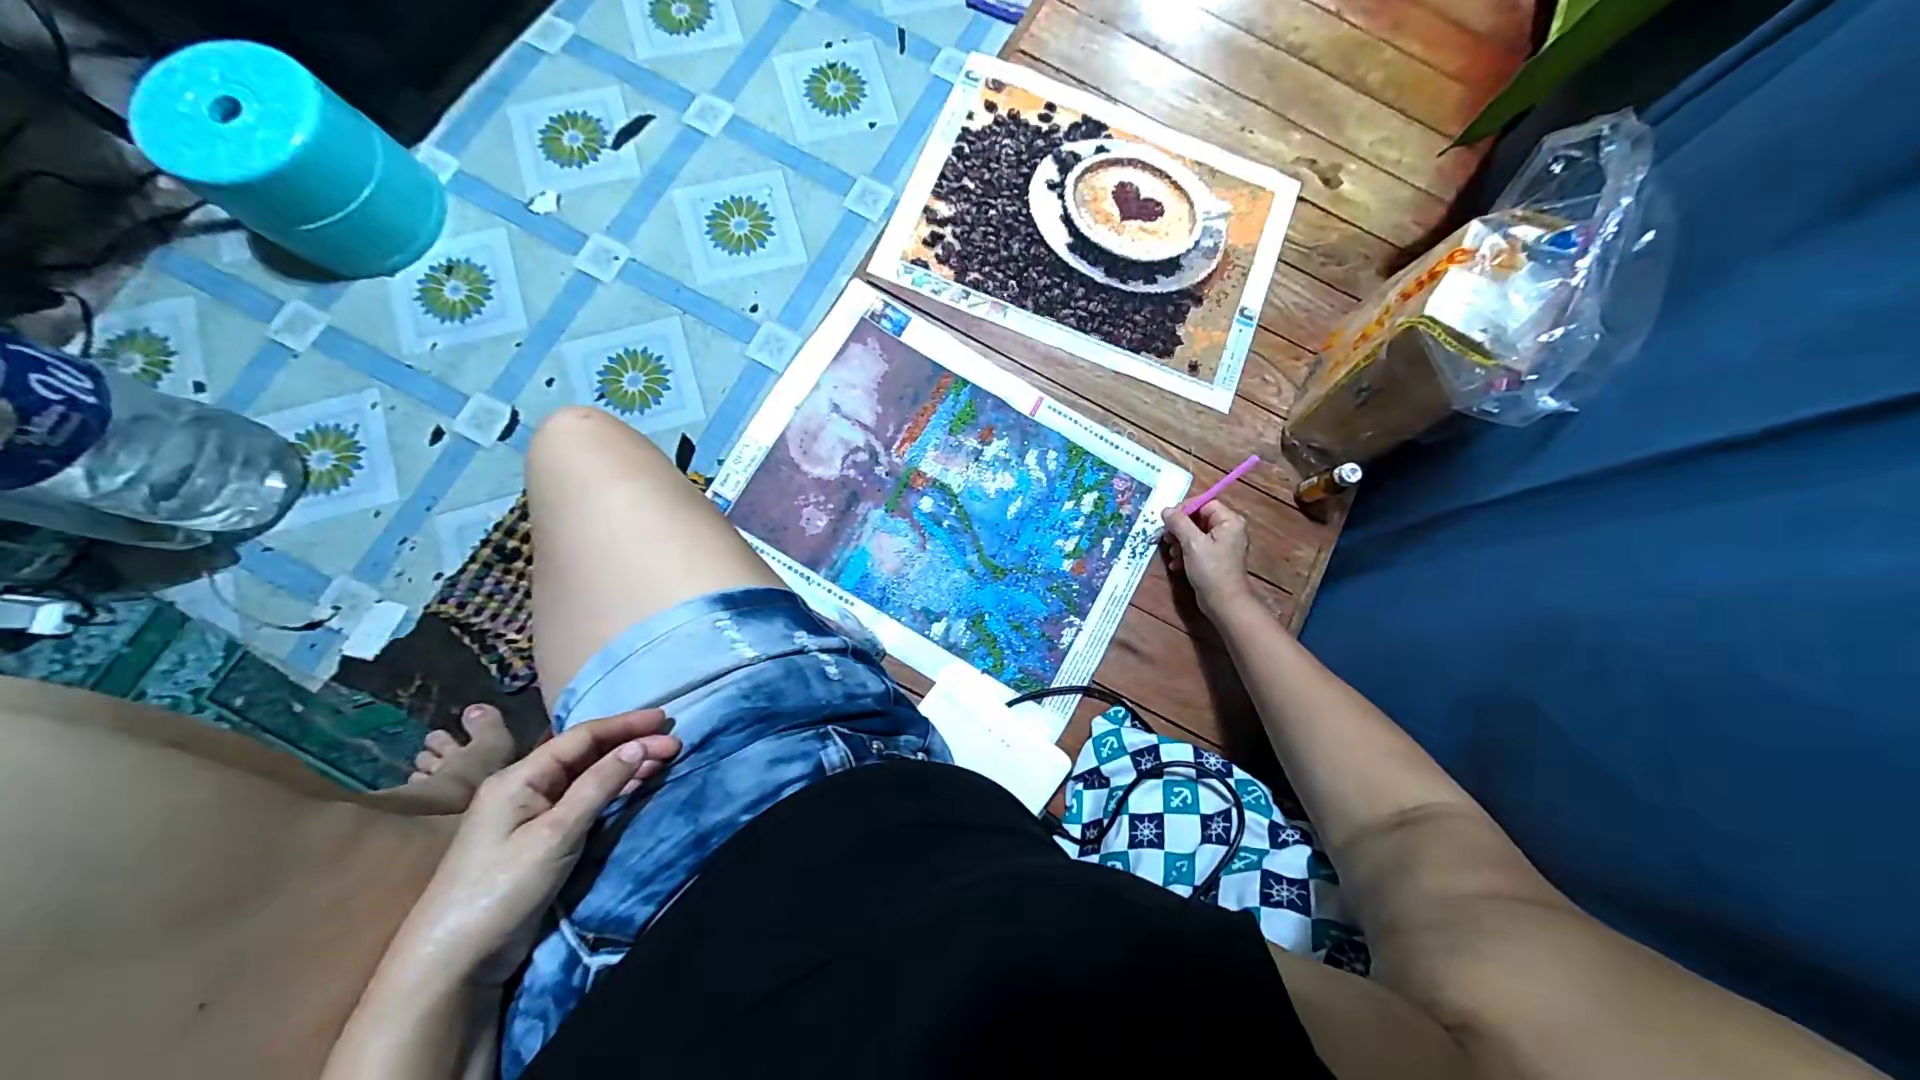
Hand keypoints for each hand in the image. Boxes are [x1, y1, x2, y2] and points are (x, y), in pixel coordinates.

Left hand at [382, 708, 680, 987]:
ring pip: (587, 776)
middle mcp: (524, 787)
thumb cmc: (502, 889)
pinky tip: (635, 786)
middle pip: (586, 754)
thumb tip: (639, 744)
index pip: (582, 737)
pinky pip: (582, 800)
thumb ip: (599, 785)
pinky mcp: (538, 839)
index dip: (625, 724)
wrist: (453, 962)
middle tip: (674, 744)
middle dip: (631, 744)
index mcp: (519, 777)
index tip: (665, 718)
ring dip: (625, 767)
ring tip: (664, 760)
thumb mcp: (556, 834)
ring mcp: (530, 814)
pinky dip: (612, 790)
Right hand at [1161, 501, 1255, 620]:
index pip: (1204, 503)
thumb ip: (1179, 523)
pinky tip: (1176, 564)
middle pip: (1198, 518)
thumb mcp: (1192, 543)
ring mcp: (1222, 544)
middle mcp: (1228, 529)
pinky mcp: (1215, 558)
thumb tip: (1166, 510)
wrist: (1223, 603)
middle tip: (1166, 539)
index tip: (1167, 520)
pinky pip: (1197, 547)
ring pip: (1194, 533)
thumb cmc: (1211, 570)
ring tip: (1172, 555)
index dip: (1184, 509)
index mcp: (1229, 521)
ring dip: (1179, 543)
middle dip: (1179, 529)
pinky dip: (1185, 553)